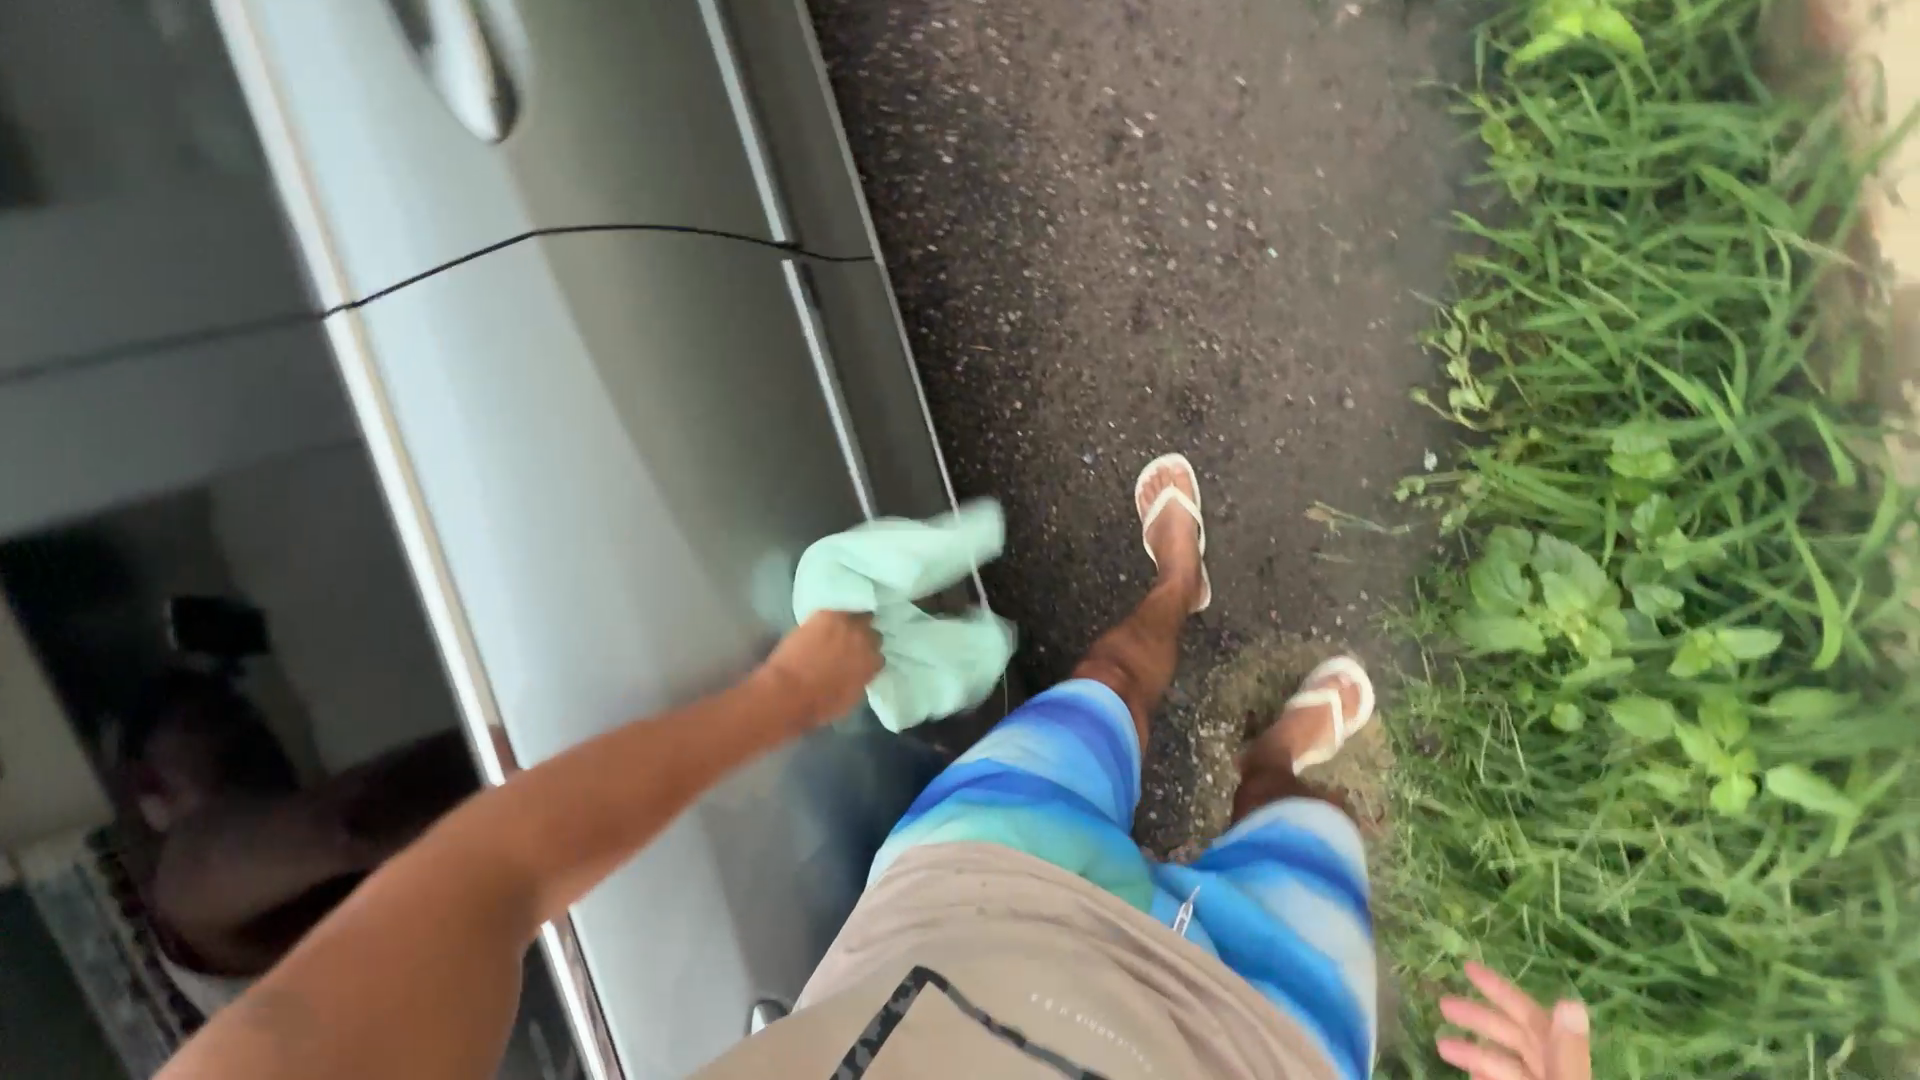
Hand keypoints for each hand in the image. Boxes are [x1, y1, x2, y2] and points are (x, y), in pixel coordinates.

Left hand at [759, 611, 882, 727]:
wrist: (789, 691)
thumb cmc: (819, 704)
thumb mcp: (850, 697)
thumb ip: (860, 679)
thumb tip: (859, 672)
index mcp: (872, 663)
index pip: (879, 656)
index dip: (869, 658)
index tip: (860, 661)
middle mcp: (865, 641)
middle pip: (873, 633)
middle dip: (864, 639)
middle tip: (851, 645)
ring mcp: (847, 625)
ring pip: (860, 615)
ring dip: (853, 623)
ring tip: (842, 628)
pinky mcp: (827, 615)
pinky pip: (837, 610)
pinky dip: (833, 617)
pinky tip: (826, 622)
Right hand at [1437, 962, 1590, 1079]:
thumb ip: (1566, 1050)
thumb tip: (1570, 1000)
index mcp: (1563, 1056)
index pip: (1528, 1014)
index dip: (1498, 989)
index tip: (1467, 966)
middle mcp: (1552, 1066)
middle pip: (1512, 1035)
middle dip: (1477, 1018)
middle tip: (1442, 1005)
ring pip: (1505, 1060)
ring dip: (1474, 1050)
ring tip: (1442, 1045)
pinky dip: (1486, 1074)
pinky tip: (1470, 1073)